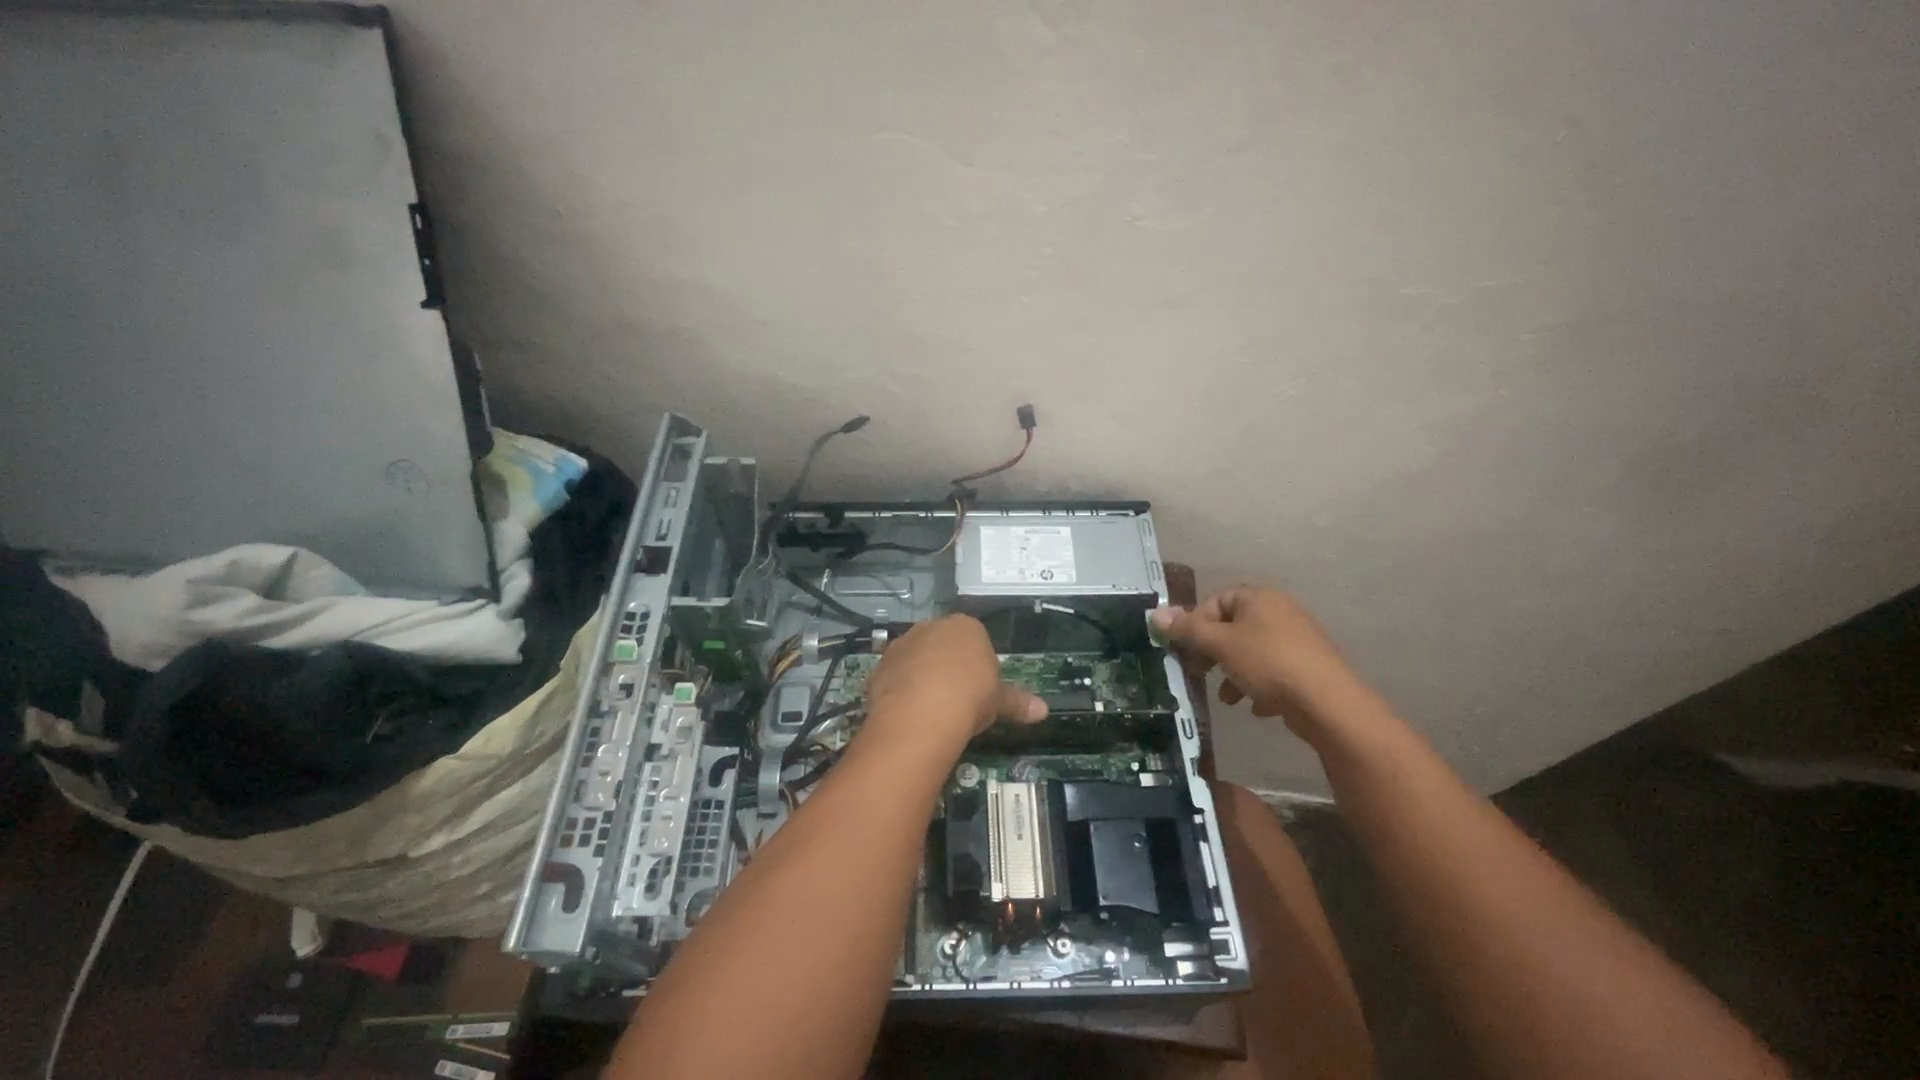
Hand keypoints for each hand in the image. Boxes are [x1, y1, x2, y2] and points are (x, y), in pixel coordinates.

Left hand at [860, 615, 1046, 757]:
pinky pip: (895, 679)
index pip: (975, 640)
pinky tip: (910, 715)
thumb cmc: (970, 698)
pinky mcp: (878, 667)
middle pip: (943, 647)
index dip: (978, 667)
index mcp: (965, 627)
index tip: (981, 691)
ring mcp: (901, 645)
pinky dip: (901, 693)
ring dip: (922, 679)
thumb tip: (1044, 711)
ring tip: (931, 712)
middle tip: (957, 701)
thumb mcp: (998, 701)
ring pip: (916, 661)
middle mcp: (930, 627)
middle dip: (948, 669)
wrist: (921, 713)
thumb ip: (1017, 702)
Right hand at [1151, 586, 1368, 739]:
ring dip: (1233, 674)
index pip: (1216, 600)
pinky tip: (1255, 707)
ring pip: (1251, 652)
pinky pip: (1273, 672)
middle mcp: (1280, 611)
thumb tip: (1155, 613)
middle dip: (1213, 652)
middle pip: (1233, 627)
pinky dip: (1259, 687)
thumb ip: (1188, 630)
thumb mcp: (1220, 645)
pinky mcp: (1307, 667)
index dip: (1195, 624)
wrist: (1327, 702)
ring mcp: (1297, 640)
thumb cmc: (1268, 663)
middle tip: (1200, 672)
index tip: (1185, 649)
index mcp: (1259, 598)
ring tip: (1227, 698)